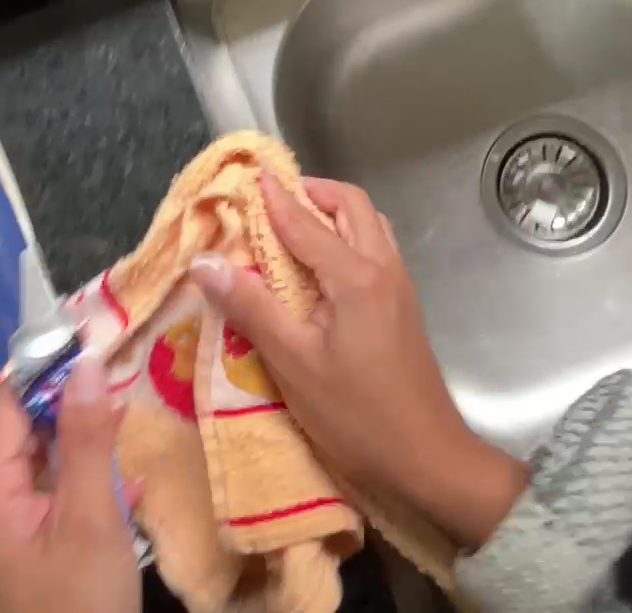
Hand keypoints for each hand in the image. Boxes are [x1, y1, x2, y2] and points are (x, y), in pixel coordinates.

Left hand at [0, 361, 140, 612]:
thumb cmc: (78, 605)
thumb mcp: (93, 518)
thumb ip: (87, 438)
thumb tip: (86, 362)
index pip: (6, 405)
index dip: (45, 366)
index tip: (91, 336)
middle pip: (19, 432)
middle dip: (67, 401)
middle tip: (117, 375)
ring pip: (35, 464)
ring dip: (78, 439)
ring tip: (123, 416)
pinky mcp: (18, 556)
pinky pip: (44, 497)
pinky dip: (78, 479)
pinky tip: (119, 480)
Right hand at [189, 173, 528, 548]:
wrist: (426, 455)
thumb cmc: (355, 413)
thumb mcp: (292, 363)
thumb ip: (251, 306)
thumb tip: (205, 262)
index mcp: (355, 275)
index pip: (306, 221)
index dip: (275, 197)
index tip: (250, 175)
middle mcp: (383, 266)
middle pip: (352, 204)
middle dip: (314, 191)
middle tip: (275, 199)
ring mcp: (400, 283)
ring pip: (370, 222)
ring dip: (335, 211)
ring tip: (296, 224)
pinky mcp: (404, 302)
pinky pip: (377, 246)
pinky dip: (350, 234)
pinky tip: (325, 264)